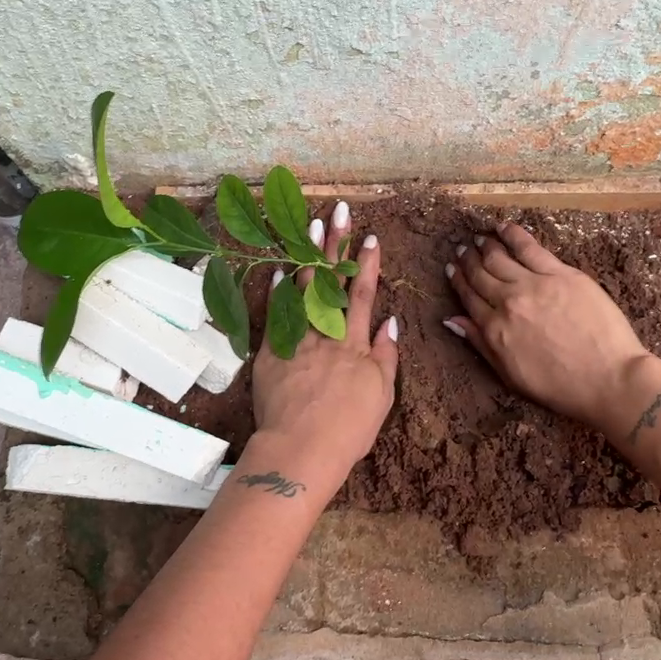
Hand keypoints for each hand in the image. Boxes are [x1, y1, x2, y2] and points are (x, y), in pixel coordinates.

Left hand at [248, 201, 398, 500]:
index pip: (363, 294)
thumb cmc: (348, 429)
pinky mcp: (270, 353)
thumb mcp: (381, 395)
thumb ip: (386, 355)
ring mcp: (295, 340)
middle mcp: (325, 333)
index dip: (368, 263)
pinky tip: (279, 268)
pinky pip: (274, 315)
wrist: (301, 448)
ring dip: (307, 256)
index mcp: (355, 344)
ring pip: (302, 290)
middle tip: (338, 211)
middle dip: (336, 244)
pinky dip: (277, 291)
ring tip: (309, 225)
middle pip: (331, 282)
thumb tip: (390, 321)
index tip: (371, 237)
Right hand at [444, 223, 653, 430]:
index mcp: (494, 330)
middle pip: (481, 274)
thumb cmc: (561, 386)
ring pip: (501, 258)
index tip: (451, 268)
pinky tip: (504, 228)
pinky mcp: (561, 274)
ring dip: (486, 246)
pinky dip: (514, 235)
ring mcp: (535, 285)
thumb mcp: (510, 375)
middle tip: (462, 249)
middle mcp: (508, 303)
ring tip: (479, 238)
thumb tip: (451, 321)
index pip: (469, 298)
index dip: (458, 281)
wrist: (608, 379)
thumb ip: (480, 344)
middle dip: (468, 260)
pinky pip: (530, 248)